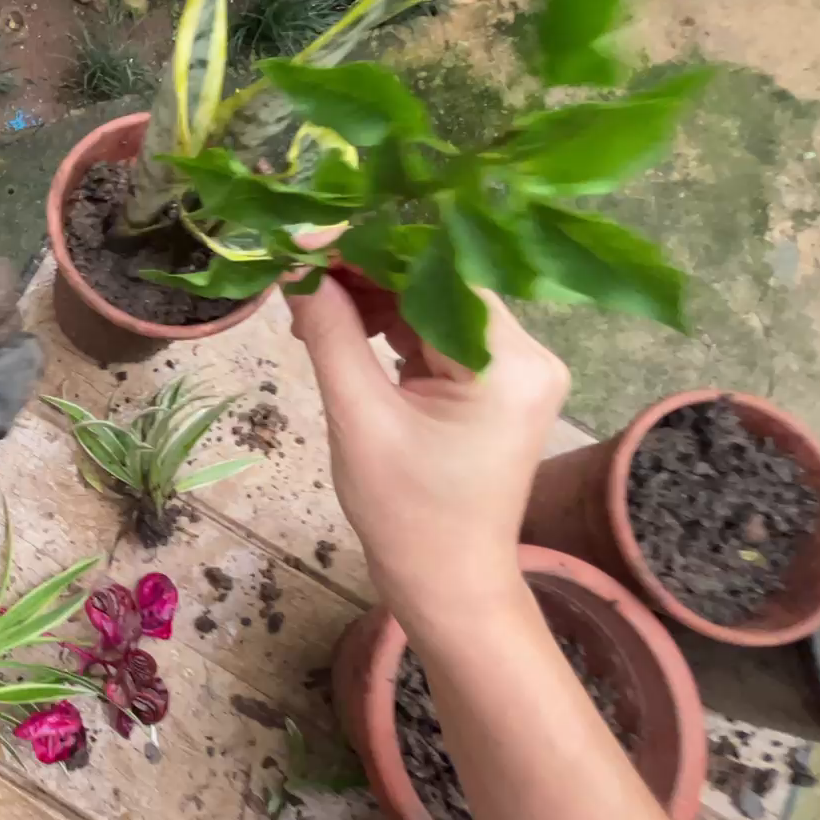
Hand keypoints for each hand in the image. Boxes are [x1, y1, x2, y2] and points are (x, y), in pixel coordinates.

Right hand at [286, 273, 568, 617]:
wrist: (443, 580)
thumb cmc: (402, 510)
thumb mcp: (357, 417)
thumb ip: (330, 335)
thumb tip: (296, 268)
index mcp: (508, 362)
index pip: (437, 272)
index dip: (369, 246)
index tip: (305, 239)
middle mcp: (524, 353)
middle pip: (436, 283)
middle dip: (363, 272)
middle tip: (295, 273)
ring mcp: (508, 369)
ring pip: (429, 306)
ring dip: (367, 299)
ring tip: (307, 305)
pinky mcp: (485, 385)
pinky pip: (429, 336)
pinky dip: (383, 328)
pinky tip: (338, 328)